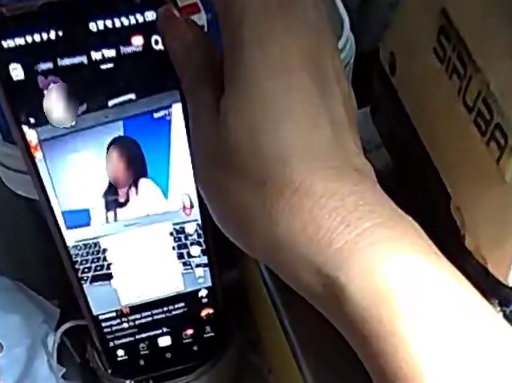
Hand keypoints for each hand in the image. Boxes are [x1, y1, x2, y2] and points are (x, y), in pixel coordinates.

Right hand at [160, 0, 403, 295]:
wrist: (329, 230)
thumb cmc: (273, 193)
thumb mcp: (207, 131)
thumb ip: (191, 67)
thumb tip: (177, 28)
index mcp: (258, 16)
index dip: (191, 6)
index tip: (176, 20)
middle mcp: (300, 19)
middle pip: (251, 0)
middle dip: (220, 19)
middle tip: (193, 48)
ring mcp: (324, 50)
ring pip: (277, 13)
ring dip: (244, 32)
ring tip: (217, 70)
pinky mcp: (335, 83)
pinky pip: (296, 42)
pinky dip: (270, 52)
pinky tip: (250, 90)